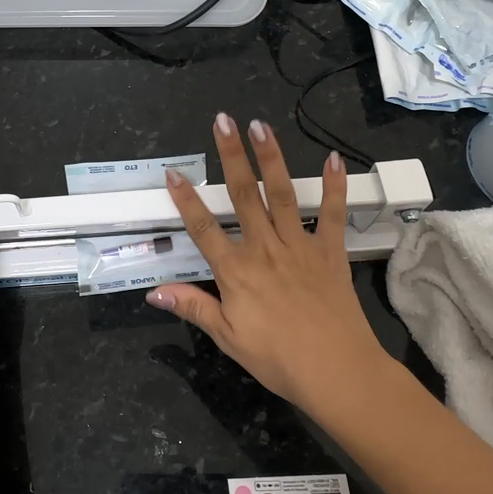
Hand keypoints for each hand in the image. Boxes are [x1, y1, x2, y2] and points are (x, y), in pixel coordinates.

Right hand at [146, 113, 390, 415]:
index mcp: (236, 271)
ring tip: (261, 125)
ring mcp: (299, 246)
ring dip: (271, 157)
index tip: (173, 171)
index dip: (186, 200)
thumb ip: (194, 307)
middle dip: (231, 156)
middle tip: (223, 121)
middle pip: (243, 196)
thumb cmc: (278, 359)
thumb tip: (154, 291)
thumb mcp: (229, 337)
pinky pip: (332, 214)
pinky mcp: (330, 252)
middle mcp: (264, 249)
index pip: (204, 228)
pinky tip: (333, 158)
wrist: (338, 372)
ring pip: (281, 194)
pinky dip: (334, 186)